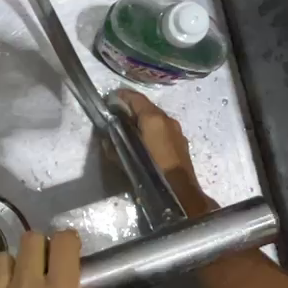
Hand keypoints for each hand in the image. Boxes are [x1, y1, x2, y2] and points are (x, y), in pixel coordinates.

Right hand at [115, 89, 214, 216]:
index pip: (135, 98)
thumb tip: (106, 138)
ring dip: (143, 120)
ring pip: (157, 118)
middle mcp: (167, 120)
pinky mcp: (181, 141)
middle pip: (147, 107)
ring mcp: (177, 130)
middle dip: (132, 109)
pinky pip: (164, 129)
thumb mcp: (126, 159)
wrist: (180, 191)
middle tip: (117, 116)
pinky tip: (145, 142)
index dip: (121, 96)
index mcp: (154, 119)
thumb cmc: (152, 172)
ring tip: (130, 130)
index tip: (110, 99)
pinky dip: (153, 130)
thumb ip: (114, 146)